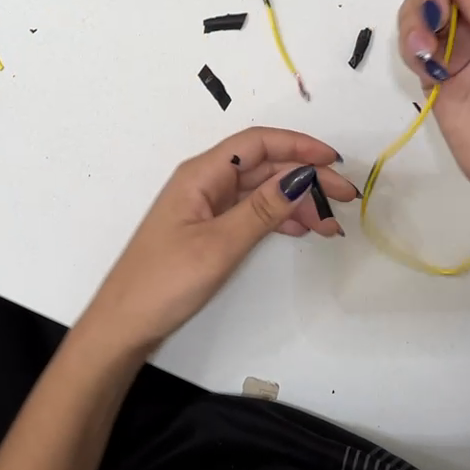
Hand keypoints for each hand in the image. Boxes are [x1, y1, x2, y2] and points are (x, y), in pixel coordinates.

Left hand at [79, 127, 354, 356]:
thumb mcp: (219, 245)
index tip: (334, 161)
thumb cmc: (164, 282)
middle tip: (346, 199)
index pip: (258, 143)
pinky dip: (279, 218)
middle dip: (305, 177)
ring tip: (331, 223)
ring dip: (296, 201)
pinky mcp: (209, 229)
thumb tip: (301, 176)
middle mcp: (205, 181)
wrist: (123, 326)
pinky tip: (302, 229)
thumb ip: (262, 209)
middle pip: (264, 166)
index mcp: (202, 173)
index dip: (298, 146)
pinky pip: (252, 212)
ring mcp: (206, 206)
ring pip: (261, 190)